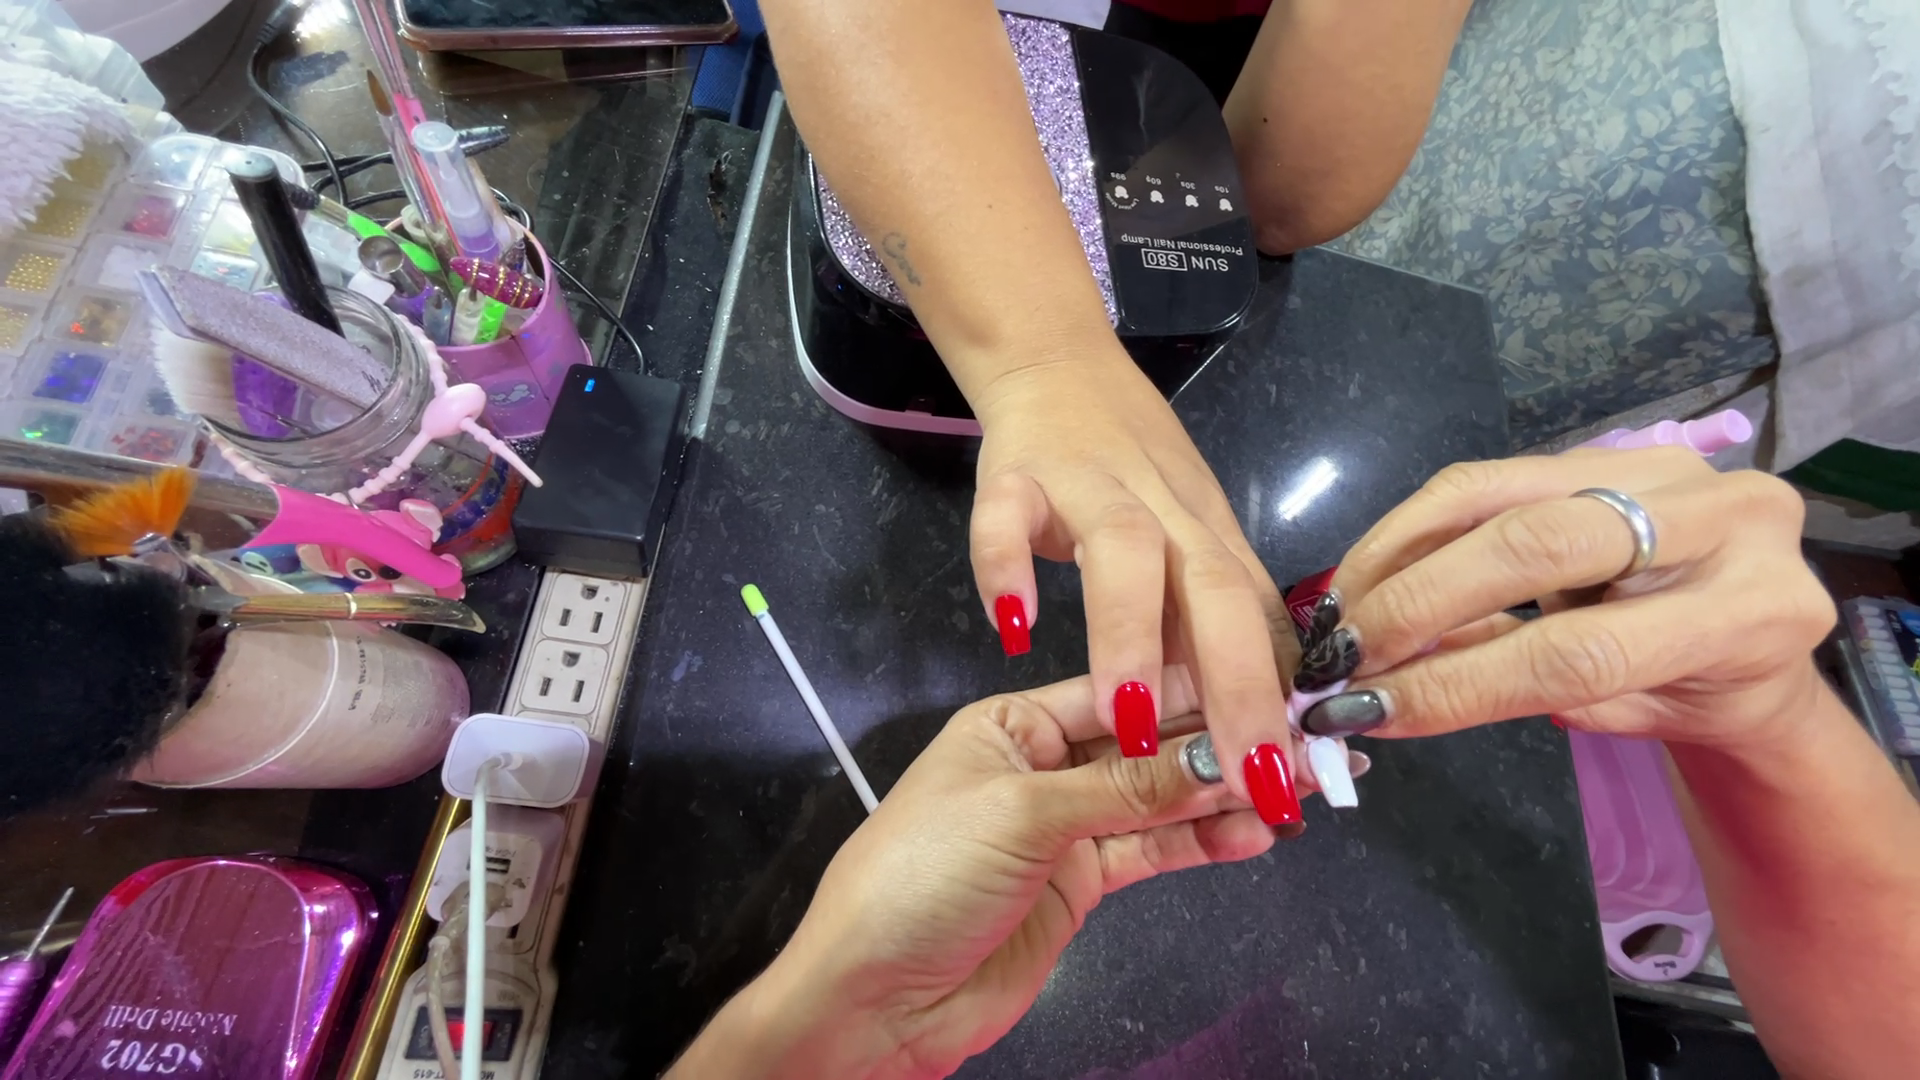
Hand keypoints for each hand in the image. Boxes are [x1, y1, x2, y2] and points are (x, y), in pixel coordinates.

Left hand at [667, 672, 1281, 1079]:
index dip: (1186, 693)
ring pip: (1156, 801)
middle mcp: (1044, 763)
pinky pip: (1150, 852)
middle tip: (1303, 739)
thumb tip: (1219, 760)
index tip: (1264, 688)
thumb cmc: (928, 870)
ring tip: (1300, 787)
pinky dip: (1200, 844)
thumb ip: (1124, 790)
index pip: (1114, 693)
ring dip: (1221, 796)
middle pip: (1142, 746)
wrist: (877, 996)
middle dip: (1217, 744)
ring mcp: (1065, 825)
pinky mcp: (1080, 880)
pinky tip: (1254, 833)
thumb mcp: (1023, 814)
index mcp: (1014, 722)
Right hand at [967, 350, 1304, 826]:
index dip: (1275, 702)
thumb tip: (1248, 700)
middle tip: (1241, 778)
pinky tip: (1008, 625)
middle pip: (1210, 586)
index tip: (1288, 787)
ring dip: (1128, 634)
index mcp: (1203, 531)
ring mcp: (1085, 485)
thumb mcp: (1187, 528)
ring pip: (1121, 550)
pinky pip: (1005, 519)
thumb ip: (1210, 605)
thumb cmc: (1129, 457)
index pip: (1254, 617)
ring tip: (1125, 720)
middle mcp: (1159, 508)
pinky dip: (1006, 568)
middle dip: (1234, 685)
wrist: (1058, 364)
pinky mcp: (1014, 474)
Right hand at [1286, 448, 1836, 751]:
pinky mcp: (1589, 451)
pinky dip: (1401, 531)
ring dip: (1390, 558)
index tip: (1369, 710)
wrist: (1744, 619)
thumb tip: (1375, 697)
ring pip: (1485, 496)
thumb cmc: (1692, 688)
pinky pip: (1470, 482)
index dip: (1458, 683)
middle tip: (1343, 653)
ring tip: (1339, 613)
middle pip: (1530, 546)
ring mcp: (1652, 466)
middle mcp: (1719, 517)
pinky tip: (1366, 573)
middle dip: (1414, 604)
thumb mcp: (1625, 714)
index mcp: (1752, 612)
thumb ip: (1514, 694)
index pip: (1579, 652)